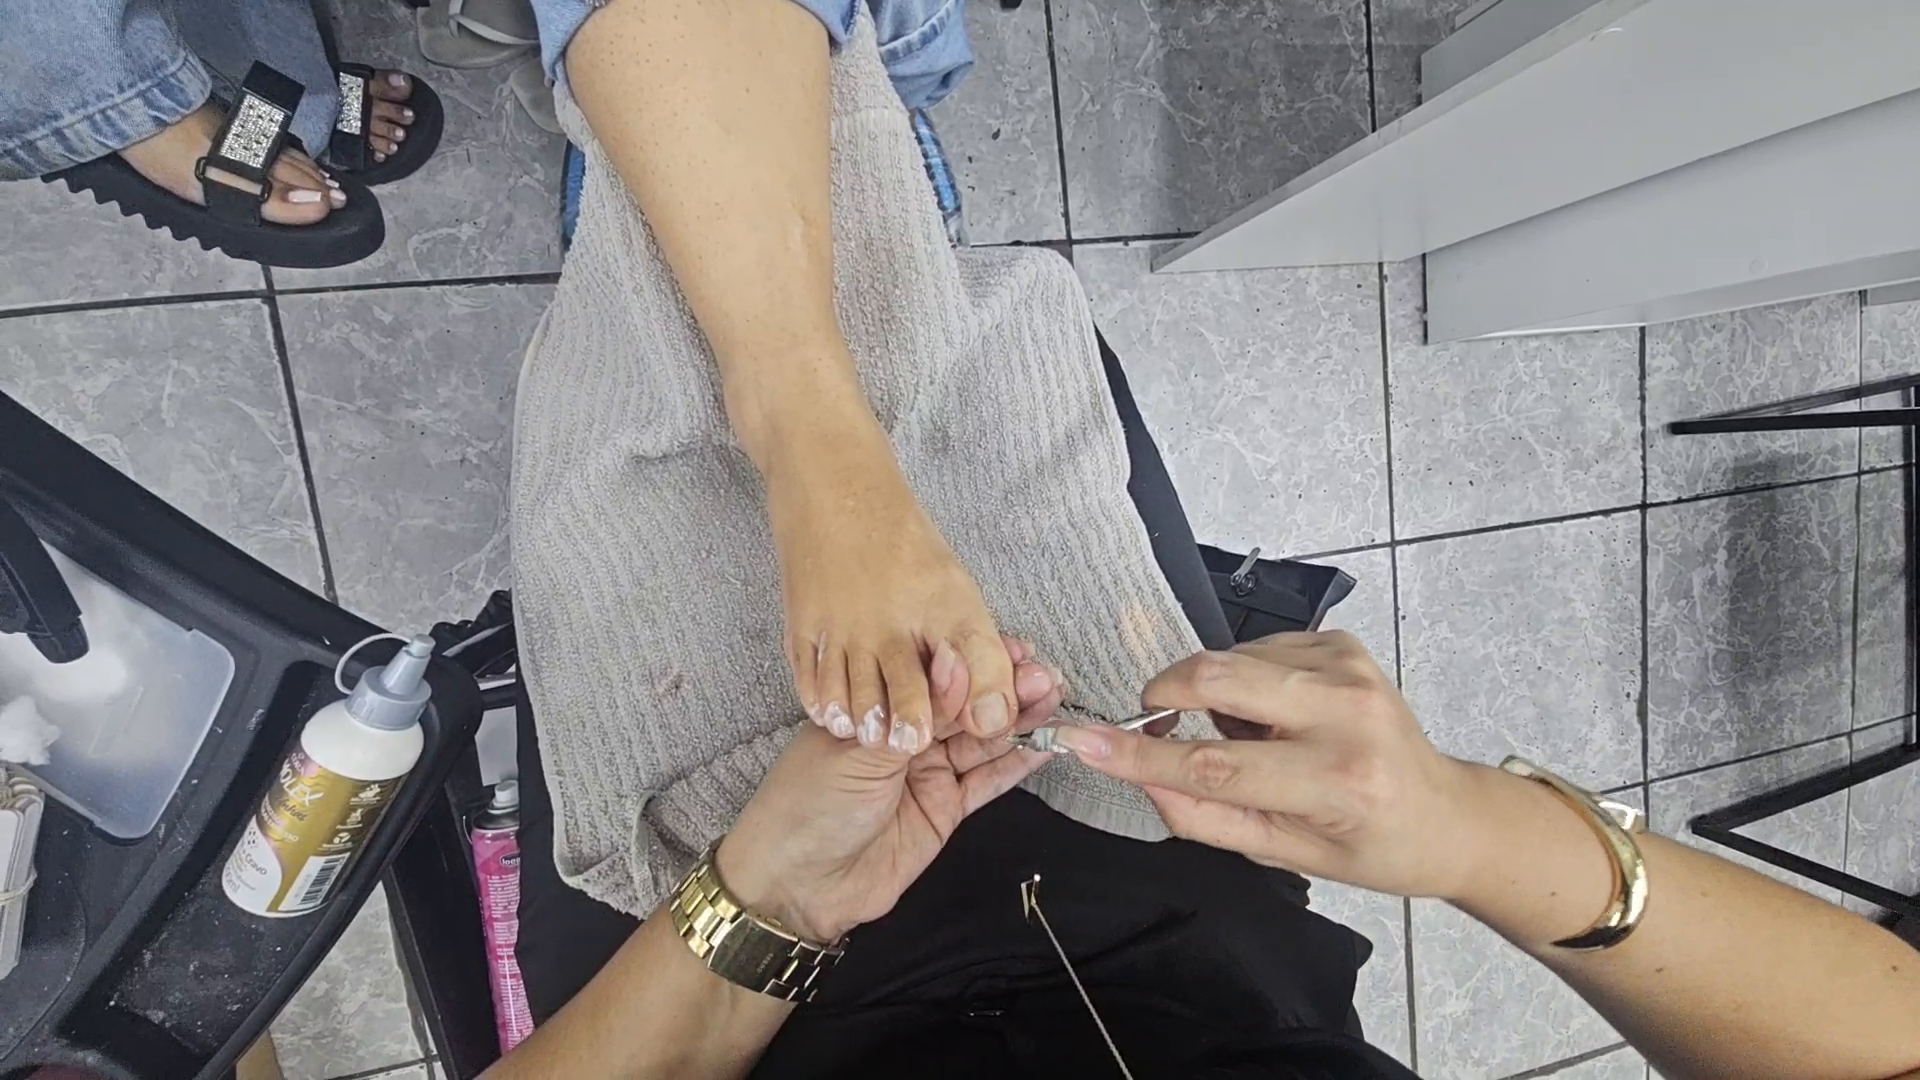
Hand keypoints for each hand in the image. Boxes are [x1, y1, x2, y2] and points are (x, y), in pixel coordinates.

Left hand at [715, 641, 1063, 942]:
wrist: (797, 886)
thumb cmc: (811, 803)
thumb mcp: (864, 748)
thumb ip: (918, 711)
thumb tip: (957, 657)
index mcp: (881, 706)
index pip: (937, 676)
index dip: (977, 662)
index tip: (1015, 647)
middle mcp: (909, 733)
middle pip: (966, 706)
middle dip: (1006, 687)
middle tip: (1046, 673)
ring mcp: (929, 771)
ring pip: (982, 740)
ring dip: (1019, 720)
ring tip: (1054, 698)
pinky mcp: (946, 808)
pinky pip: (986, 781)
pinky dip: (1016, 764)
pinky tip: (1046, 744)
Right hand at [765, 422, 1016, 751]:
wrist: (834, 481)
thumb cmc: (903, 539)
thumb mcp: (955, 587)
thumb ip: (978, 651)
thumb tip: (994, 715)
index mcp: (943, 606)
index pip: (973, 675)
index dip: (978, 709)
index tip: (978, 729)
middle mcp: (891, 622)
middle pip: (908, 699)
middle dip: (913, 728)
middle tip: (911, 742)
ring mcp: (841, 626)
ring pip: (855, 701)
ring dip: (867, 722)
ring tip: (872, 735)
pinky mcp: (801, 625)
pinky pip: (811, 682)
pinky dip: (823, 704)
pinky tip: (834, 713)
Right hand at [1051, 632, 1493, 900]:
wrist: (1449, 811)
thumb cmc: (1365, 845)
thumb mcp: (1282, 853)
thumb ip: (1201, 816)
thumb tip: (1136, 773)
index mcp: (1336, 783)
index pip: (1213, 765)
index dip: (1139, 753)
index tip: (1083, 741)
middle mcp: (1347, 713)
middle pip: (1215, 679)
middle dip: (1166, 692)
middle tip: (1160, 716)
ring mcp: (1347, 666)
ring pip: (1226, 658)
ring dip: (1213, 693)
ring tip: (1249, 731)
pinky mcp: (1341, 641)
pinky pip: (1253, 648)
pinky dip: (1243, 678)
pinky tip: (1275, 708)